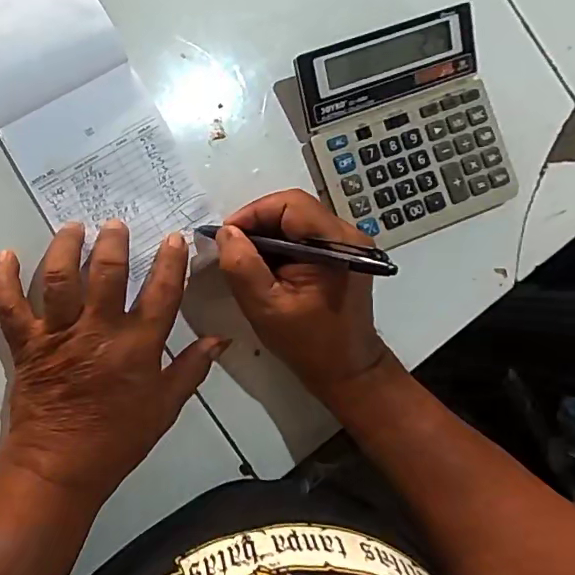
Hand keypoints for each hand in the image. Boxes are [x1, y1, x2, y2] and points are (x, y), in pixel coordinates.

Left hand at [0, 220, 229, 501]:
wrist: (60, 468)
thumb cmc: (117, 439)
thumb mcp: (165, 407)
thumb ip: (192, 368)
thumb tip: (221, 338)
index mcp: (137, 346)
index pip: (160, 293)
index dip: (170, 261)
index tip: (173, 238)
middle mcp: (98, 332)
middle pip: (106, 273)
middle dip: (112, 242)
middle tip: (114, 224)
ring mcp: (58, 336)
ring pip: (59, 280)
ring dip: (65, 247)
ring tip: (72, 227)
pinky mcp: (27, 345)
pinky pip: (10, 307)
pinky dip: (4, 280)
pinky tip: (6, 255)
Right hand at [214, 189, 393, 396]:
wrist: (347, 369)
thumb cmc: (308, 343)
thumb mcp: (264, 306)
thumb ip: (242, 266)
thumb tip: (226, 232)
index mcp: (336, 245)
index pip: (290, 204)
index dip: (253, 213)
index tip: (227, 236)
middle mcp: (348, 236)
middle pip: (294, 208)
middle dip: (257, 224)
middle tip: (232, 248)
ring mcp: (347, 244)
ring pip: (296, 220)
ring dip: (266, 235)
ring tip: (246, 258)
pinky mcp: (341, 253)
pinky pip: (303, 235)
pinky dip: (279, 245)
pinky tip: (265, 266)